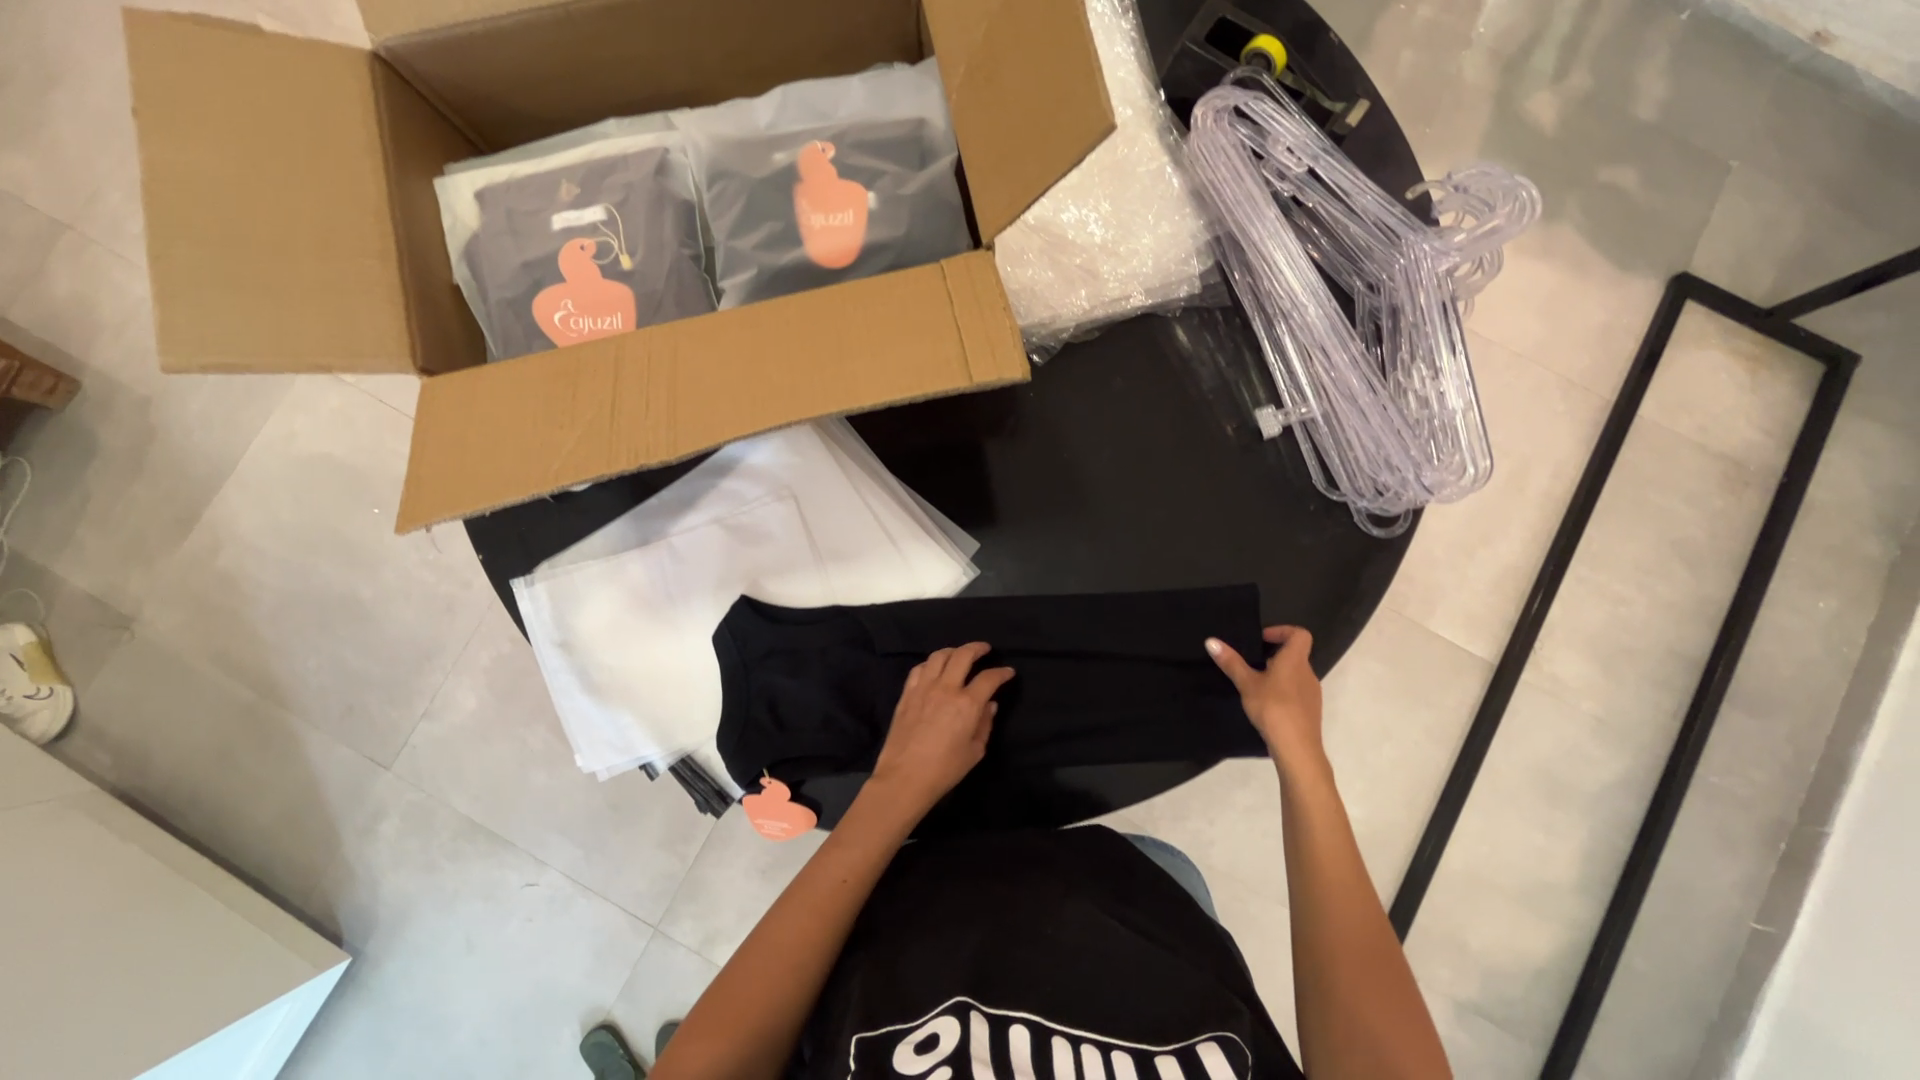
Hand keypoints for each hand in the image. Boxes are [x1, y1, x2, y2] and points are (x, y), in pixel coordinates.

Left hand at [868, 643, 1013, 815]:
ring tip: (960, 654)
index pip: (989, 678)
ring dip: (953, 651)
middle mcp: (946, 688)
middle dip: (977, 648)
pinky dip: (931, 663)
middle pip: (963, 655)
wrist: (905, 777)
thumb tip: (990, 705)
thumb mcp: (975, 751)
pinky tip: (935, 668)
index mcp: (967, 704)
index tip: (1008, 672)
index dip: (1002, 673)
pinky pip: (920, 668)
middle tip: (985, 649)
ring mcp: (923, 688)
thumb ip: (985, 724)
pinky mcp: (907, 694)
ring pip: (939, 656)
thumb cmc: (945, 769)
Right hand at [1207, 627, 1324, 770]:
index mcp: (1295, 661)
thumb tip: (1211, 641)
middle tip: (1251, 663)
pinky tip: (1267, 705)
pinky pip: (1297, 691)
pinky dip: (1283, 691)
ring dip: (1278, 674)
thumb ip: (1231, 662)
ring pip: (1296, 674)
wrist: (1297, 747)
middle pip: (1296, 654)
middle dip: (1274, 655)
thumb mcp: (1247, 684)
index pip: (1299, 634)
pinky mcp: (1310, 710)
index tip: (1262, 639)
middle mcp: (1308, 673)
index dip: (1282, 631)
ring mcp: (1312, 693)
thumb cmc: (1273, 708)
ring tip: (1255, 685)